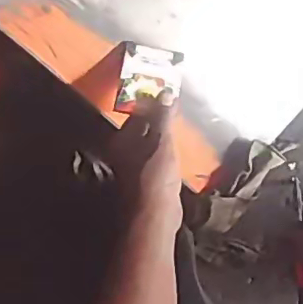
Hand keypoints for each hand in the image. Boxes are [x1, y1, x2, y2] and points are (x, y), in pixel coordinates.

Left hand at [110, 92, 181, 232]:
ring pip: (150, 142)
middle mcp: (124, 151)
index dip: (152, 101)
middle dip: (157, 118)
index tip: (168, 92)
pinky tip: (178, 148)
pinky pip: (158, 156)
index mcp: (122, 140)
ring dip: (163, 134)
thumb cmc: (155, 174)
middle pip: (142, 127)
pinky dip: (167, 149)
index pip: (136, 113)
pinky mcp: (149, 179)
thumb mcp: (161, 140)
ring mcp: (136, 166)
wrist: (157, 213)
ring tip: (180, 124)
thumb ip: (163, 116)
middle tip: (176, 106)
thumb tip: (166, 91)